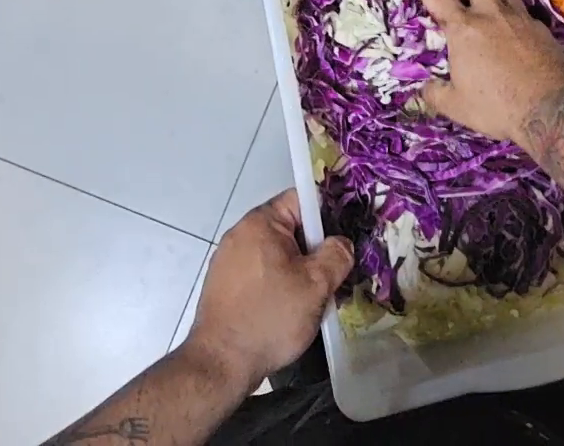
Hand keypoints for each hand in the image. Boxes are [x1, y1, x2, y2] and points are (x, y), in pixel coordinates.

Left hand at [184, 189, 352, 389]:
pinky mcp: (224, 283)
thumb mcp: (315, 285)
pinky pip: (261, 271)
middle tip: (333, 275)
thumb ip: (336, 255)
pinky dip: (277, 283)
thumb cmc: (270, 317)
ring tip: (313, 298)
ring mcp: (229, 258)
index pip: (301, 199)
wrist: (220, 365)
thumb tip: (342, 243)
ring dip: (297, 270)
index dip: (327, 215)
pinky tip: (288, 310)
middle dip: (313, 249)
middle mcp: (241, 232)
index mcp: (261, 222)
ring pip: (276, 253)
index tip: (343, 239)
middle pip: (290, 227)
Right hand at [420, 0, 563, 143]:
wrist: (551, 109)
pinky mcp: (543, 29)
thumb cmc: (497, 106)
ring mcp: (520, 19)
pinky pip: (526, 16)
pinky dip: (518, 23)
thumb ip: (435, 94)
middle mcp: (491, 15)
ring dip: (496, 0)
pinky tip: (519, 40)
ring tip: (494, 16)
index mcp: (463, 29)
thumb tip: (426, 88)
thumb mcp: (457, 107)